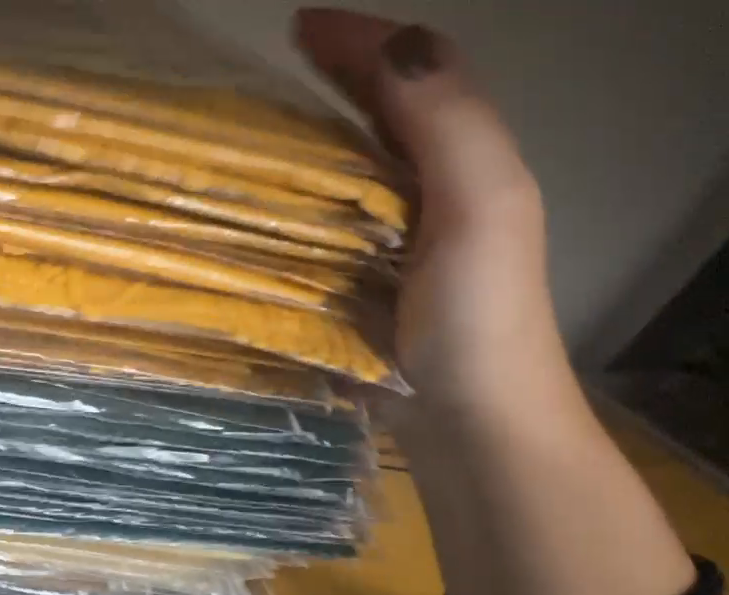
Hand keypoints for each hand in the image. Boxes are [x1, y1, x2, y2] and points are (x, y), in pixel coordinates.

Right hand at [296, 10, 691, 594]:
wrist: (471, 421)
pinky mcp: (353, 293)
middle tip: (264, 72)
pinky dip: (285, 212)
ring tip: (244, 135)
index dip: (359, 43)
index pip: (413, 78)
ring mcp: (388, 248)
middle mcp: (428, 196)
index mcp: (465, 162)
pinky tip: (248, 219)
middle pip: (379, 120)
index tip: (297, 25)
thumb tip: (392, 48)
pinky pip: (317, 234)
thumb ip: (448, 126)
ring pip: (344, 177)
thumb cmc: (478, 318)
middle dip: (329, 83)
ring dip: (301, 145)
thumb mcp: (483, 208)